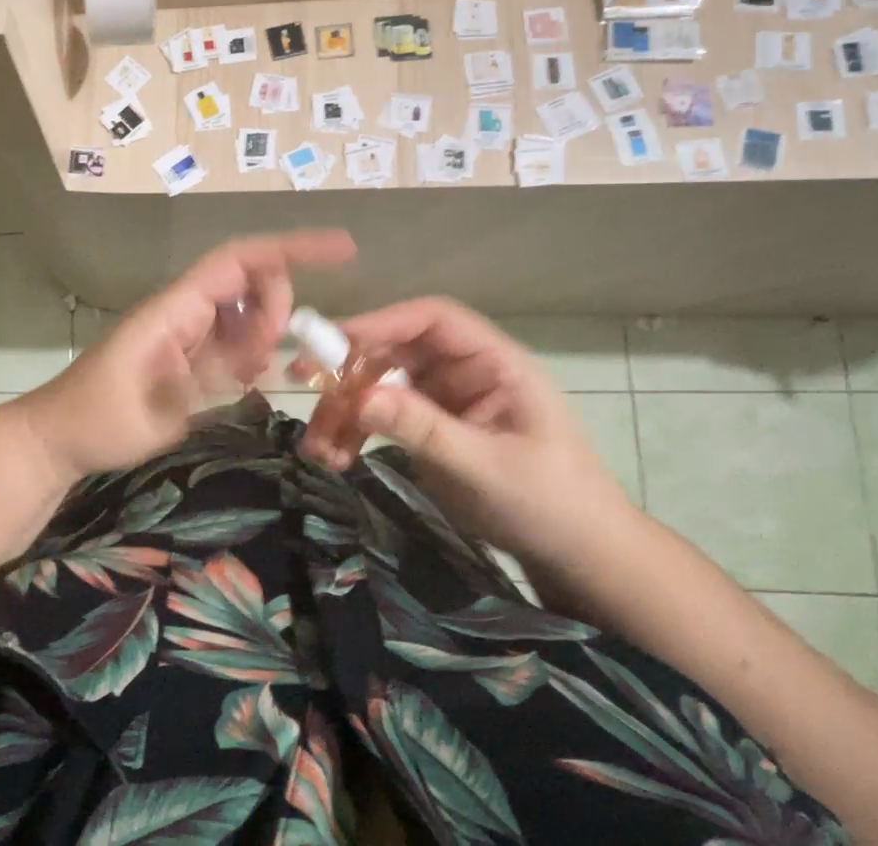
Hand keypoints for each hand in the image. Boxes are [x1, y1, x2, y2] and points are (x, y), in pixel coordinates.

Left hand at [17, 231, 357, 479]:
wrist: (59, 437)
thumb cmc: (98, 419)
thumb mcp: (157, 406)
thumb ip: (208, 377)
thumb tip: (256, 354)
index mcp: (173, 310)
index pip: (237, 262)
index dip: (289, 250)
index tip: (342, 251)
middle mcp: (182, 313)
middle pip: (247, 283)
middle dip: (275, 308)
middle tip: (268, 359)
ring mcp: (182, 334)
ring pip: (241, 313)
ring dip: (264, 333)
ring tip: (256, 372)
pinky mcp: (183, 357)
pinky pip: (228, 341)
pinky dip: (249, 352)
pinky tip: (246, 379)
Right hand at [311, 296, 641, 566]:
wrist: (576, 555)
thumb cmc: (549, 503)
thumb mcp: (486, 466)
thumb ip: (424, 429)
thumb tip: (359, 397)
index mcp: (494, 364)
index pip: (432, 321)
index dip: (382, 323)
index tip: (333, 342)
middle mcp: (463, 373)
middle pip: (392, 352)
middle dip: (346, 371)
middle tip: (301, 383)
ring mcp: (443, 402)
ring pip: (376, 387)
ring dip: (342, 412)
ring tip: (316, 448)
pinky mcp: (427, 431)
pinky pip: (378, 419)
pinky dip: (351, 434)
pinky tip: (334, 458)